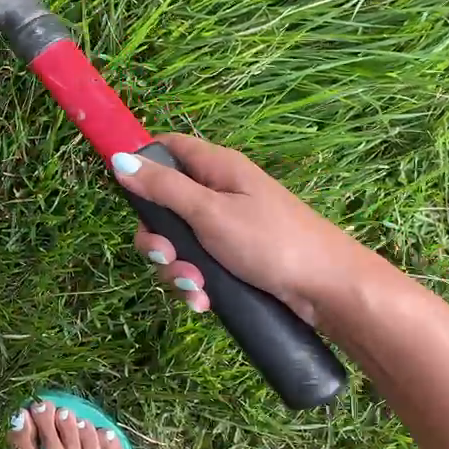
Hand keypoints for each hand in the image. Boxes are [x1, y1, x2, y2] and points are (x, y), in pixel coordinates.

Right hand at [110, 133, 392, 325]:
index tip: (123, 187)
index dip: (141, 162)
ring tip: (196, 287)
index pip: (167, 148)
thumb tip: (119, 159)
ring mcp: (223, 228)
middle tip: (166, 255)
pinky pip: (195, 267)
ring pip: (175, 243)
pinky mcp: (229, 260)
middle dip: (156, 238)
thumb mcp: (210, 212)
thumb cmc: (271, 241)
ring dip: (175, 268)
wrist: (328, 290)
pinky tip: (203, 300)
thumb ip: (163, 188)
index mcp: (216, 169)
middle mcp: (217, 194)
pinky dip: (193, 285)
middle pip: (161, 206)